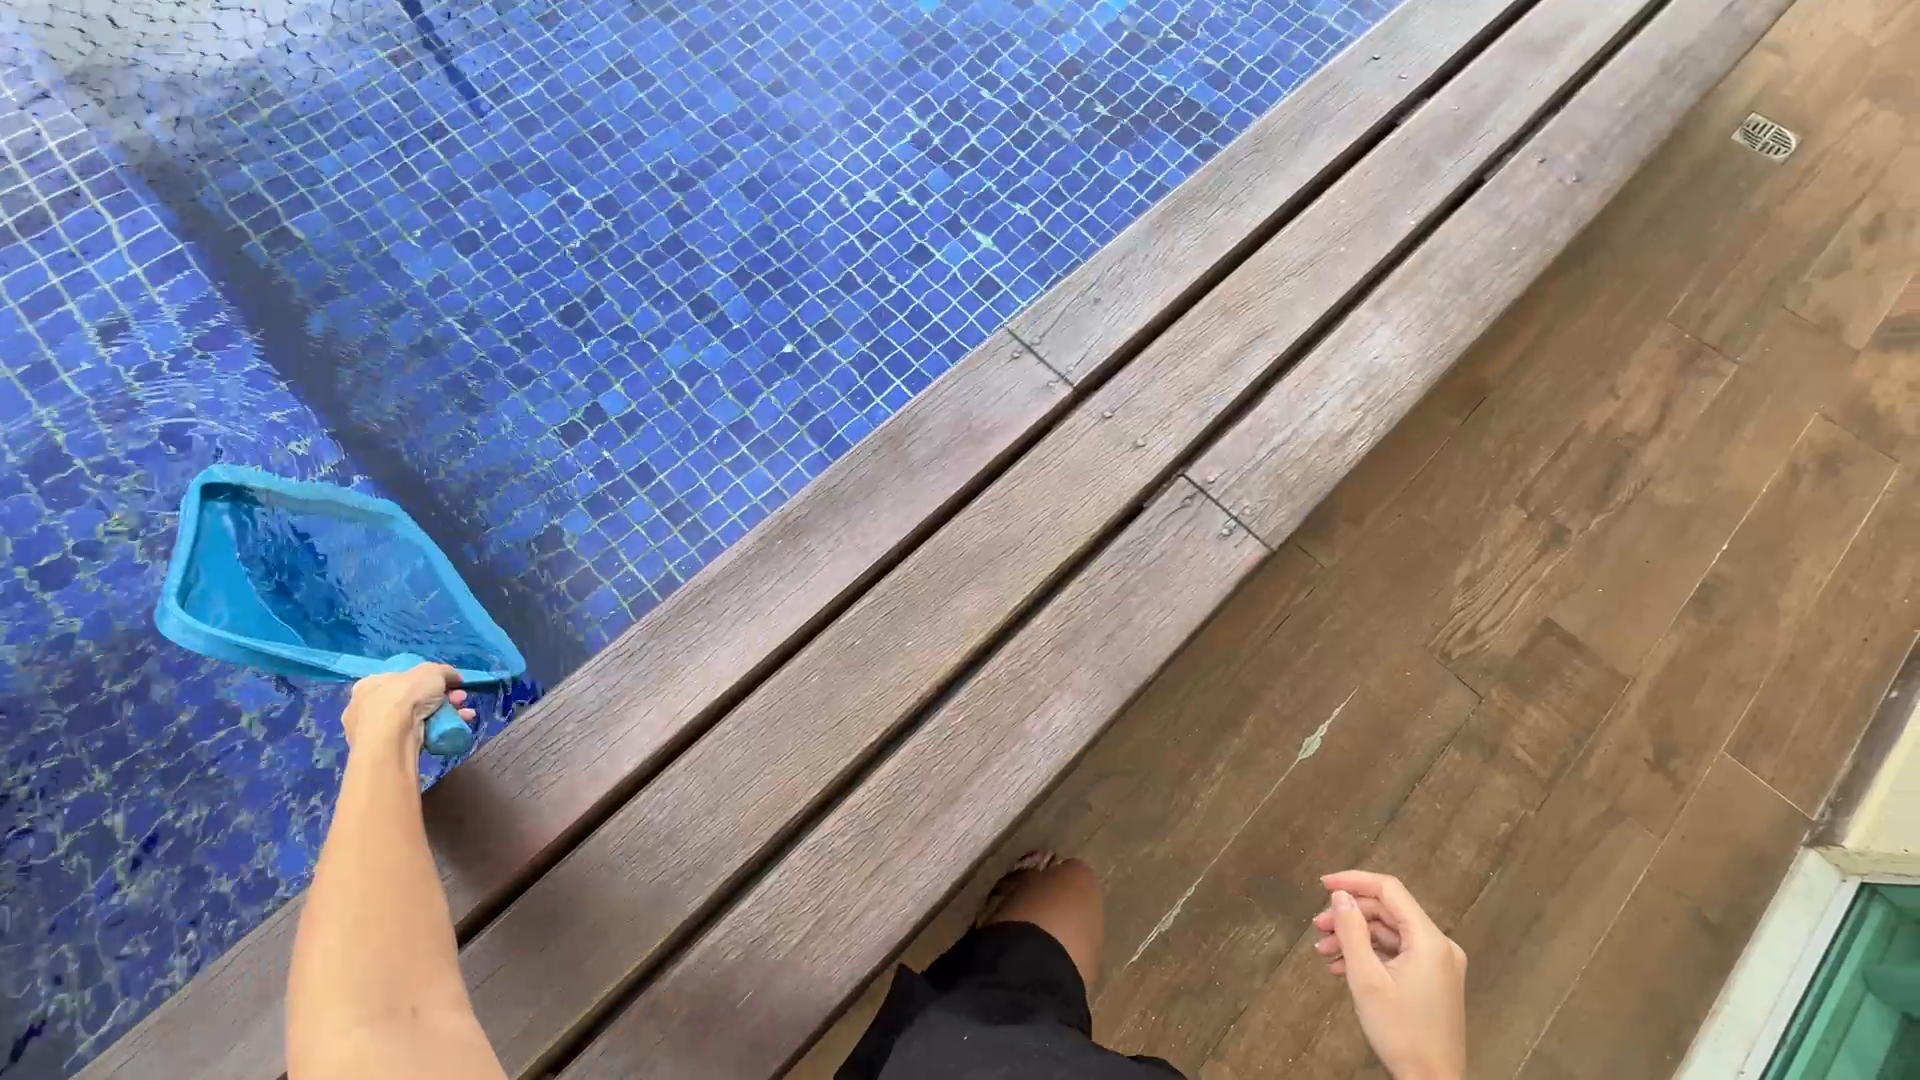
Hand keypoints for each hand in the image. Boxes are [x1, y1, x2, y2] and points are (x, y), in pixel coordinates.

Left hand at [343, 663, 472, 752]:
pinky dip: (440, 728)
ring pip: (419, 716)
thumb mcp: (431, 670)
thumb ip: (444, 671)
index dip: (428, 681)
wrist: (392, 734)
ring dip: (447, 712)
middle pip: (414, 698)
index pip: (402, 679)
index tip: (449, 684)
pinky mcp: (388, 747)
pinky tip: (457, 726)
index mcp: (372, 683)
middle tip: (460, 698)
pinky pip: (419, 733)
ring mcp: (377, 728)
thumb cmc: (405, 695)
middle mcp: (369, 705)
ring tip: (465, 713)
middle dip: (443, 697)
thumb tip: (454, 678)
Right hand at [1313, 871, 1466, 1079]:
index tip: (1322, 885)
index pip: (1389, 889)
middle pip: (1387, 912)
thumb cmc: (1400, 1032)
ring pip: (1388, 933)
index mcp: (1430, 941)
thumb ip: (1352, 930)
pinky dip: (1369, 955)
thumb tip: (1341, 895)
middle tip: (1317, 928)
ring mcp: (1438, 965)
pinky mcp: (1433, 981)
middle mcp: (1439, 946)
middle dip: (1349, 916)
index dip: (1353, 881)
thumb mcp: (1367, 979)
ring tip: (1323, 951)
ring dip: (1354, 937)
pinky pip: (1397, 953)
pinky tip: (1341, 967)